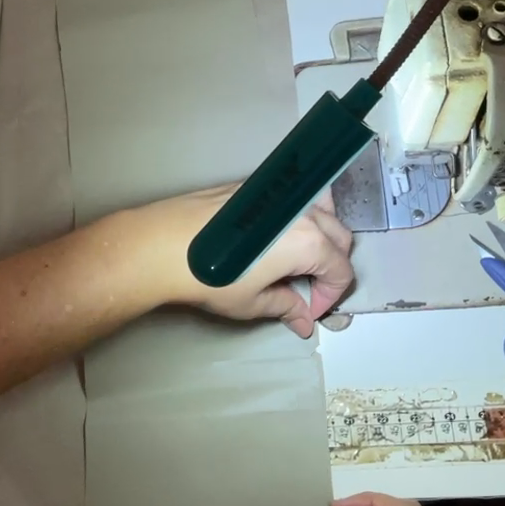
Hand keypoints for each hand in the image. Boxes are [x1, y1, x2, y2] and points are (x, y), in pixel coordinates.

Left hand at [120, 184, 353, 337]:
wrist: (164, 244)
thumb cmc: (208, 275)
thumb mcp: (252, 302)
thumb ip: (286, 307)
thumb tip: (303, 320)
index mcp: (309, 243)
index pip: (340, 271)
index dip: (328, 298)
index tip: (308, 310)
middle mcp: (302, 212)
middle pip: (339, 238)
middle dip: (330, 267)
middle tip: (306, 289)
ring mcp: (280, 194)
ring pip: (324, 210)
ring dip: (322, 235)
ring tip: (298, 258)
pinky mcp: (257, 185)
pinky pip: (294, 197)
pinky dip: (298, 217)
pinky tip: (275, 237)